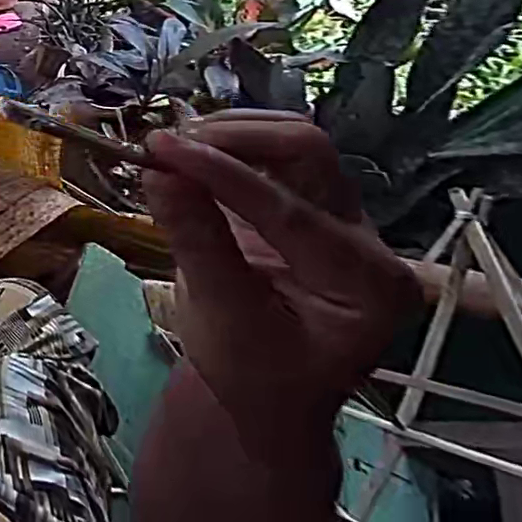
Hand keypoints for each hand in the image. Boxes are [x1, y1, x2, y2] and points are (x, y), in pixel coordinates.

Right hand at [142, 111, 419, 458]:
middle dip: (232, 137)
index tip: (156, 148)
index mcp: (365, 283)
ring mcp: (336, 214)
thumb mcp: (221, 316)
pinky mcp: (300, 200)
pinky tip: (186, 153)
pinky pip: (269, 150)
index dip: (217, 171)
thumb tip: (157, 173)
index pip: (288, 207)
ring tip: (170, 148)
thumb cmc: (251, 370)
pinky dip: (222, 141)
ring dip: (225, 132)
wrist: (264, 388)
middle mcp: (363, 238)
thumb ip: (195, 241)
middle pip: (306, 151)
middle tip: (165, 145)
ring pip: (289, 140)